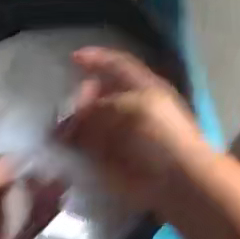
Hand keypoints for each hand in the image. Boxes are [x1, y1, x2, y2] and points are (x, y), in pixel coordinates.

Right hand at [57, 47, 212, 209]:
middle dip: (83, 98)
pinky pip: (95, 151)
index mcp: (144, 87)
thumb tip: (73, 119)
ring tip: (60, 131)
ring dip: (78, 126)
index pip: (117, 65)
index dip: (96, 59)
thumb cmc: (160, 136)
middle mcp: (136, 107)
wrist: (179, 181)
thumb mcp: (128, 110)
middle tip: (65, 106)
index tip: (72, 58)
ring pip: (96, 123)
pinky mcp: (120, 161)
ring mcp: (128, 135)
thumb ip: (97, 109)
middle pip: (104, 94)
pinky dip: (81, 150)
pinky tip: (68, 151)